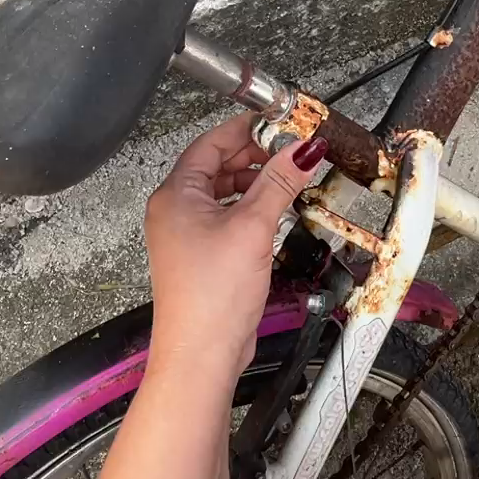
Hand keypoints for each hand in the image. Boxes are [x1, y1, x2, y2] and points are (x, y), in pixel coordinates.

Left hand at [143, 116, 326, 380]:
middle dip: (255, 155)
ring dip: (256, 182)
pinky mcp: (202, 253)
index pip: (211, 143)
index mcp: (176, 194)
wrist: (201, 355)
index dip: (246, 129)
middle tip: (291, 150)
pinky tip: (275, 209)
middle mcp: (176, 209)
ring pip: (225, 191)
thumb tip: (302, 150)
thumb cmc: (211, 297)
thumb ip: (279, 183)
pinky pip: (227, 215)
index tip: (279, 123)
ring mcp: (187, 232)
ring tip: (289, 178)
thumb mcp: (253, 227)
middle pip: (218, 165)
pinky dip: (251, 206)